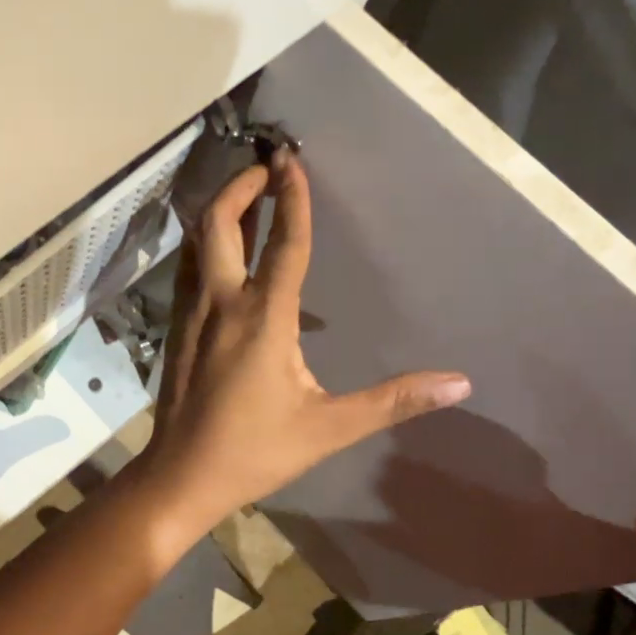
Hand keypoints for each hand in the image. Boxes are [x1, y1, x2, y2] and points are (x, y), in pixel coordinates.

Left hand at [142, 151, 470, 528]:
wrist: (180, 477)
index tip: (294, 157)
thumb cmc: (252, 453)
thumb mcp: (327, 428)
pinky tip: (220, 255)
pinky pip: (189, 272)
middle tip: (266, 168)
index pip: (284, 244)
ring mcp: (191, 317)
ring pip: (196, 245)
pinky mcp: (176, 333)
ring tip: (246, 196)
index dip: (292, 197)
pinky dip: (205, 247)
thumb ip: (392, 401)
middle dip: (240, 187)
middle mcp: (221, 305)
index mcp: (261, 319)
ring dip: (220, 213)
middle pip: (219, 224)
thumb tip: (459, 384)